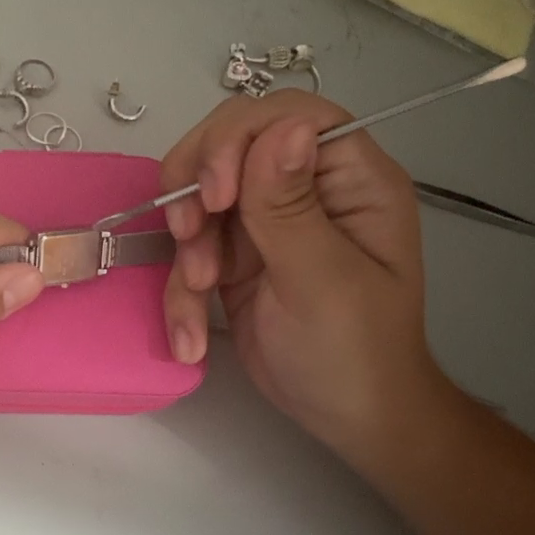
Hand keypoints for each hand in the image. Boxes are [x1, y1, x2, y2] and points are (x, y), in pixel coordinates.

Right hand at [159, 91, 446, 448]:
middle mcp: (305, 188)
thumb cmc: (354, 351)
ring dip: (186, 247)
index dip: (238, 140)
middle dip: (196, 188)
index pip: (286, 118)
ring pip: (197, 197)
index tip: (215, 195)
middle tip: (188, 235)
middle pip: (228, 144)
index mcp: (350, 180)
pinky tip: (191, 336)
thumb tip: (282, 127)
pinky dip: (180, 291)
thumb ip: (291, 205)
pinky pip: (188, 250)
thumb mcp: (322, 279)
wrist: (345, 416)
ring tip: (199, 291)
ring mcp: (265, 221)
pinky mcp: (231, 254)